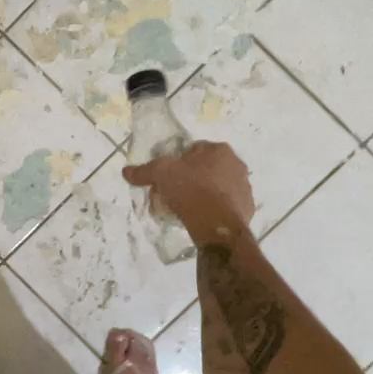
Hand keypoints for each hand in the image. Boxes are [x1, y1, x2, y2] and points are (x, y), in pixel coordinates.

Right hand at [122, 140, 255, 245]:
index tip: (167, 177)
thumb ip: (144, 171)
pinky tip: (201, 218)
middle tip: (174, 193)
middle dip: (192, 178)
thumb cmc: (190, 189)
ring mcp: (244, 187)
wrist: (216, 223)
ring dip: (204, 194)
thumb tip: (126, 171)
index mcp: (219, 150)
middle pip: (207, 168)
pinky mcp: (247, 208)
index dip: (178, 162)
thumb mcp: (161, 175)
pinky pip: (226, 205)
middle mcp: (236, 164)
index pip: (194, 150)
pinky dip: (215, 209)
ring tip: (187, 208)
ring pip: (218, 187)